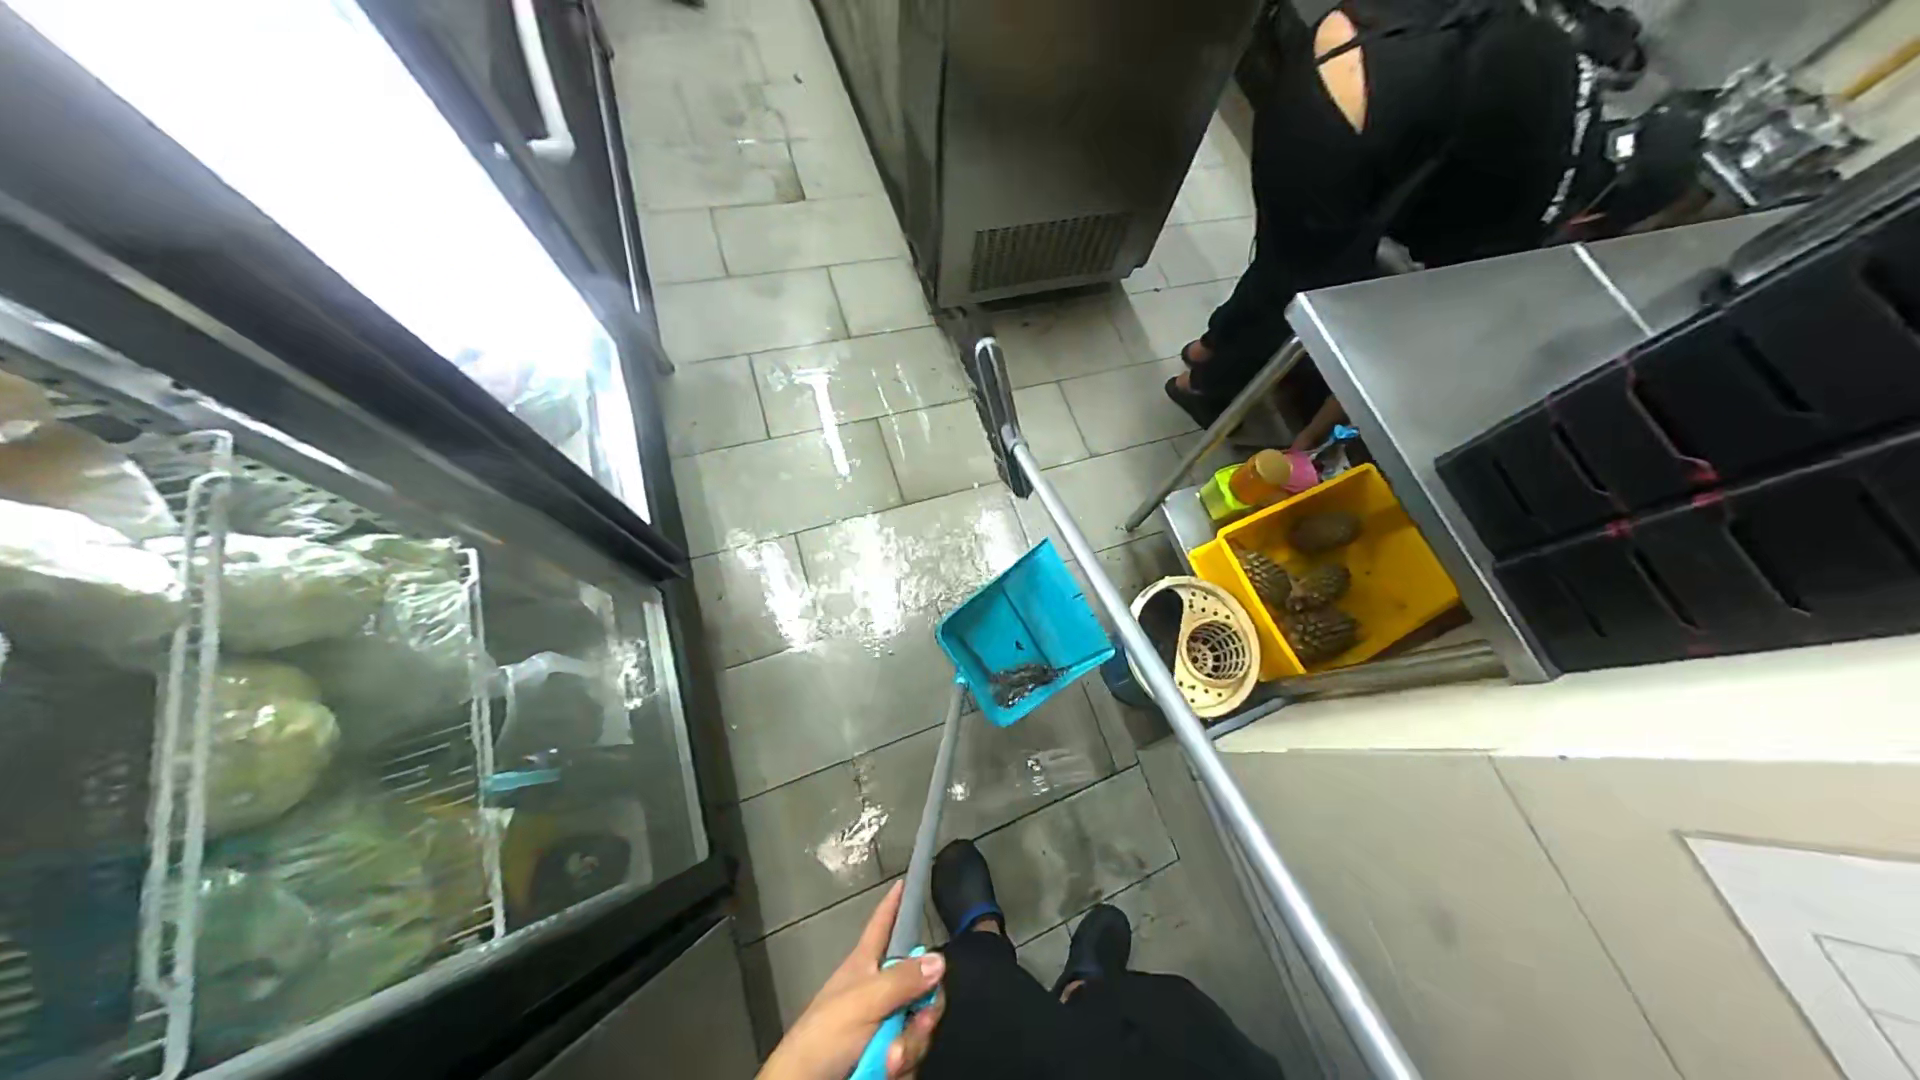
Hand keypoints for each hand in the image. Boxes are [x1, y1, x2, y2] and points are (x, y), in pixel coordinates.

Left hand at [757, 881, 947, 1079]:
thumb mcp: (864, 1002)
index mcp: (866, 965)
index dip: (894, 905)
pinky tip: (889, 1072)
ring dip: (910, 1044)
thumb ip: (902, 980)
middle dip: (925, 1006)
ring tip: (889, 1060)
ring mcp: (883, 1025)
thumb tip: (941, 958)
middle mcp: (879, 991)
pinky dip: (904, 1064)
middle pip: (920, 982)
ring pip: (919, 1022)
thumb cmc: (825, 1035)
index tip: (904, 882)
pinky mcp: (886, 1055)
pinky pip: (912, 1052)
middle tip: (921, 1019)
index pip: (883, 925)